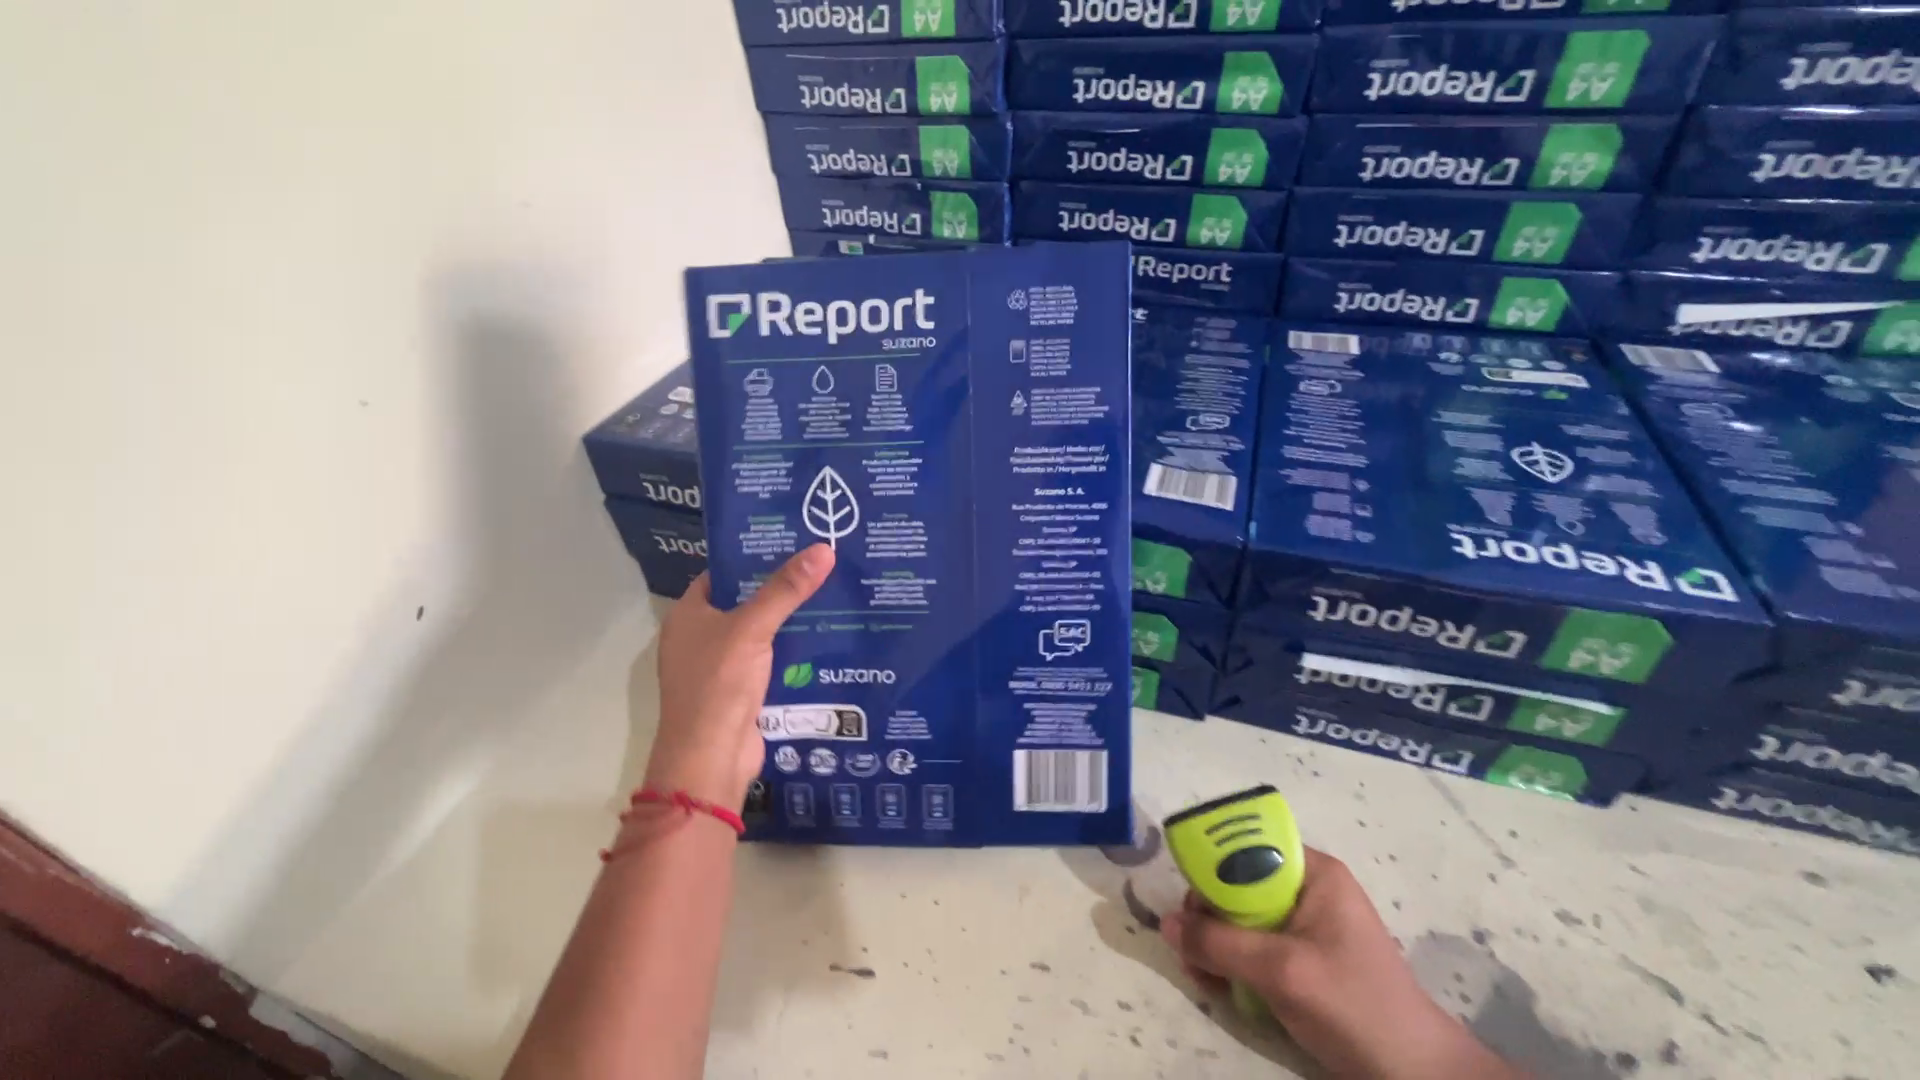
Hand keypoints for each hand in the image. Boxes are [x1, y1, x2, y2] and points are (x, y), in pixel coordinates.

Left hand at [647, 544, 834, 809]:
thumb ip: (786, 589)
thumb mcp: (753, 628)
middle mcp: (699, 639)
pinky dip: (793, 654)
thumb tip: (824, 547)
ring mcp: (720, 669)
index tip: (794, 543)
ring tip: (834, 596)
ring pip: (761, 635)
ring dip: (790, 623)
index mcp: (688, 615)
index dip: (754, 558)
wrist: (711, 758)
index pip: (722, 575)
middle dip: (780, 590)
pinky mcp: (741, 694)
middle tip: (822, 566)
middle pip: (744, 604)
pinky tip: (827, 640)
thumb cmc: (719, 683)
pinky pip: (770, 663)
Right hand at [1161, 848, 1522, 1079]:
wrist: (1413, 1075)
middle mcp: (1306, 890)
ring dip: (1214, 946)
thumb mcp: (1281, 971)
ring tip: (1202, 978)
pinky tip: (1219, 987)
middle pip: (1236, 886)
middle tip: (1190, 952)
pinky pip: (1251, 947)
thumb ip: (1220, 944)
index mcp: (1313, 873)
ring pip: (1239, 919)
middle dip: (1207, 918)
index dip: (1212, 869)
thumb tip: (1165, 923)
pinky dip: (1231, 964)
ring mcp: (1304, 926)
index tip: (1189, 906)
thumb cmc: (1355, 1007)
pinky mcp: (1300, 959)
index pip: (1248, 848)